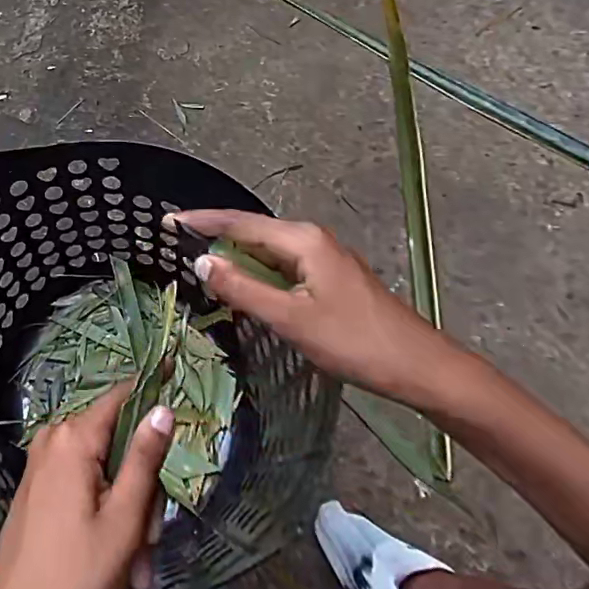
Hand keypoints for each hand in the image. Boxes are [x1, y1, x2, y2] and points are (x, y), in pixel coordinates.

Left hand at [0, 386, 172, 588]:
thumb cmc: (76, 575)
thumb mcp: (124, 518)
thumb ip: (145, 459)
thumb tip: (162, 408)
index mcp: (72, 439)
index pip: (120, 396)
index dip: (151, 389)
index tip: (176, 378)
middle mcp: (52, 440)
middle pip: (116, 441)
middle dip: (141, 485)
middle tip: (149, 537)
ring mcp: (41, 463)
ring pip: (104, 468)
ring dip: (126, 509)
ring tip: (134, 563)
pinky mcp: (38, 486)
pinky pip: (84, 485)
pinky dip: (105, 514)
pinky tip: (114, 558)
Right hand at [168, 209, 481, 412]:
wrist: (419, 367)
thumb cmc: (354, 342)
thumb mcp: (290, 318)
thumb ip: (242, 289)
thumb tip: (202, 262)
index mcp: (302, 240)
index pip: (240, 223)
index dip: (202, 221)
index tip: (168, 221)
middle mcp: (311, 239)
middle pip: (252, 231)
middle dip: (214, 235)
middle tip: (176, 243)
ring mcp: (323, 258)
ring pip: (267, 250)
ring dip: (234, 255)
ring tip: (199, 263)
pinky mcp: (328, 277)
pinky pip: (281, 266)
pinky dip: (256, 271)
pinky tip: (243, 285)